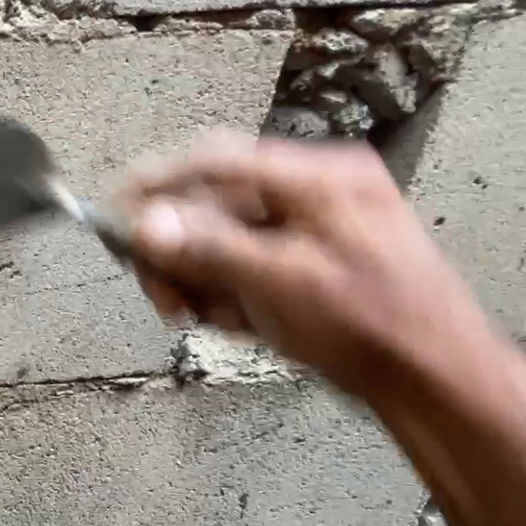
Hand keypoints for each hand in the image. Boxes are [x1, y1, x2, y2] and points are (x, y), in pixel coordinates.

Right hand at [115, 131, 495, 399]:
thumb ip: (209, 248)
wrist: (417, 365)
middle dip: (172, 255)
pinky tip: (230, 317)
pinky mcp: (286, 253)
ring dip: (191, 282)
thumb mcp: (278, 280)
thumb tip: (144, 225)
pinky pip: (223, 263)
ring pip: (205, 240)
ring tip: (205, 317)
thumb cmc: (362, 320)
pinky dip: (212, 292)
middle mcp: (302, 190)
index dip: (153, 183)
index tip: (108, 213)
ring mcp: (295, 223)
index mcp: (314, 178)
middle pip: (200, 206)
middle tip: (166, 301)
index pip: (213, 161)